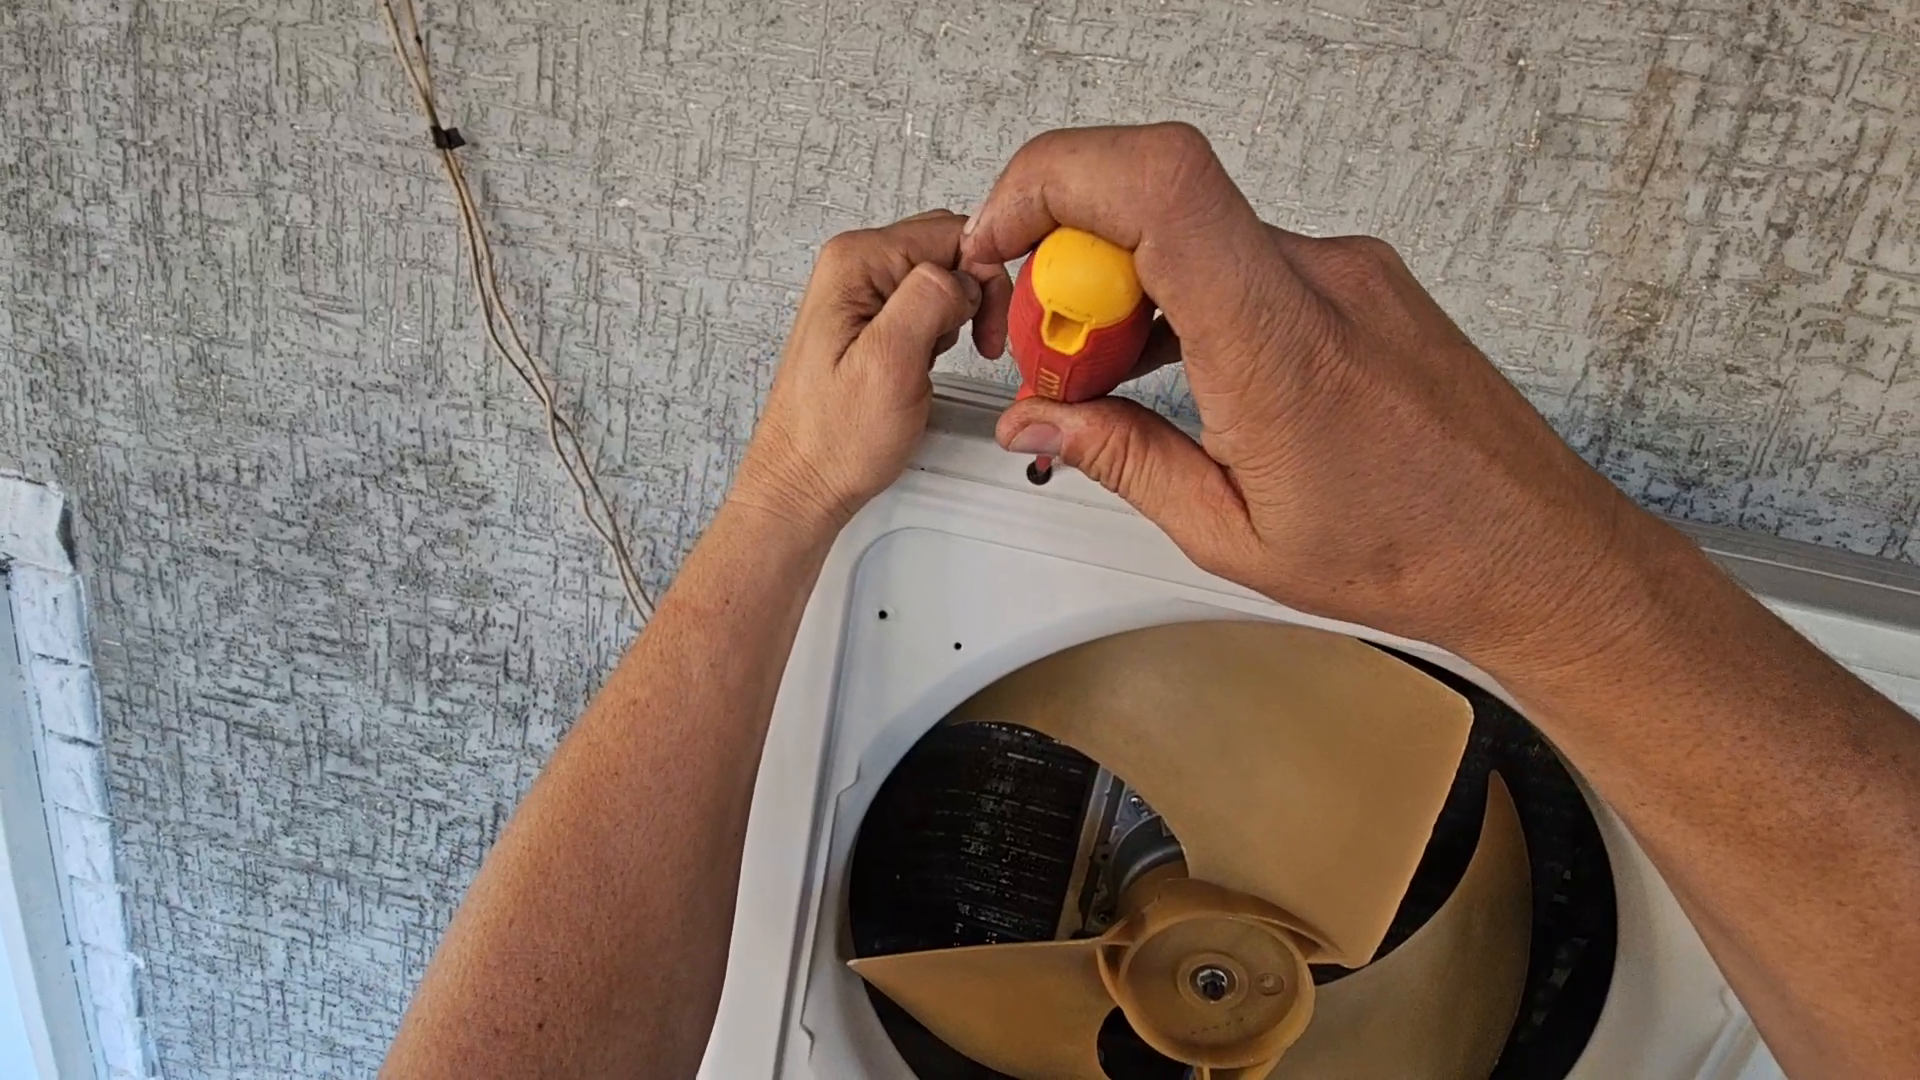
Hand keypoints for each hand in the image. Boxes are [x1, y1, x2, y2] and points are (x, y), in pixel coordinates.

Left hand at [735, 210, 1012, 532]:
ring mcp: (860, 298)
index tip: (986, 327)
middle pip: (947, 251)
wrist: (806, 482)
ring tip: (934, 365)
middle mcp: (853, 271)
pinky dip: (939, 337)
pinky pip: (924, 311)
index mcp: (855, 264)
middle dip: (974, 298)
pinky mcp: (868, 326)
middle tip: (977, 346)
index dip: (983, 277)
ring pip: (939, 283)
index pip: (951, 232)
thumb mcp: (890, 363)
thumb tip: (963, 273)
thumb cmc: (835, 440)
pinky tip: (925, 367)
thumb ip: (929, 299)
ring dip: (956, 321)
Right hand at [963, 125, 1679, 673]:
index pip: (1158, 187)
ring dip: (1112, 289)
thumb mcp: (1228, 529)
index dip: (1053, 183)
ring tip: (1102, 377)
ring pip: (1181, 229)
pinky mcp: (1343, 280)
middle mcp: (1314, 279)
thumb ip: (1120, 459)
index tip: (1002, 237)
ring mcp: (1337, 270)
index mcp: (1278, 347)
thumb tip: (1040, 421)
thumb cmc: (1409, 547)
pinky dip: (1164, 297)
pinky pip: (1225, 256)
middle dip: (1064, 263)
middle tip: (1050, 354)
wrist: (1528, 548)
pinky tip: (1157, 363)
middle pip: (1149, 199)